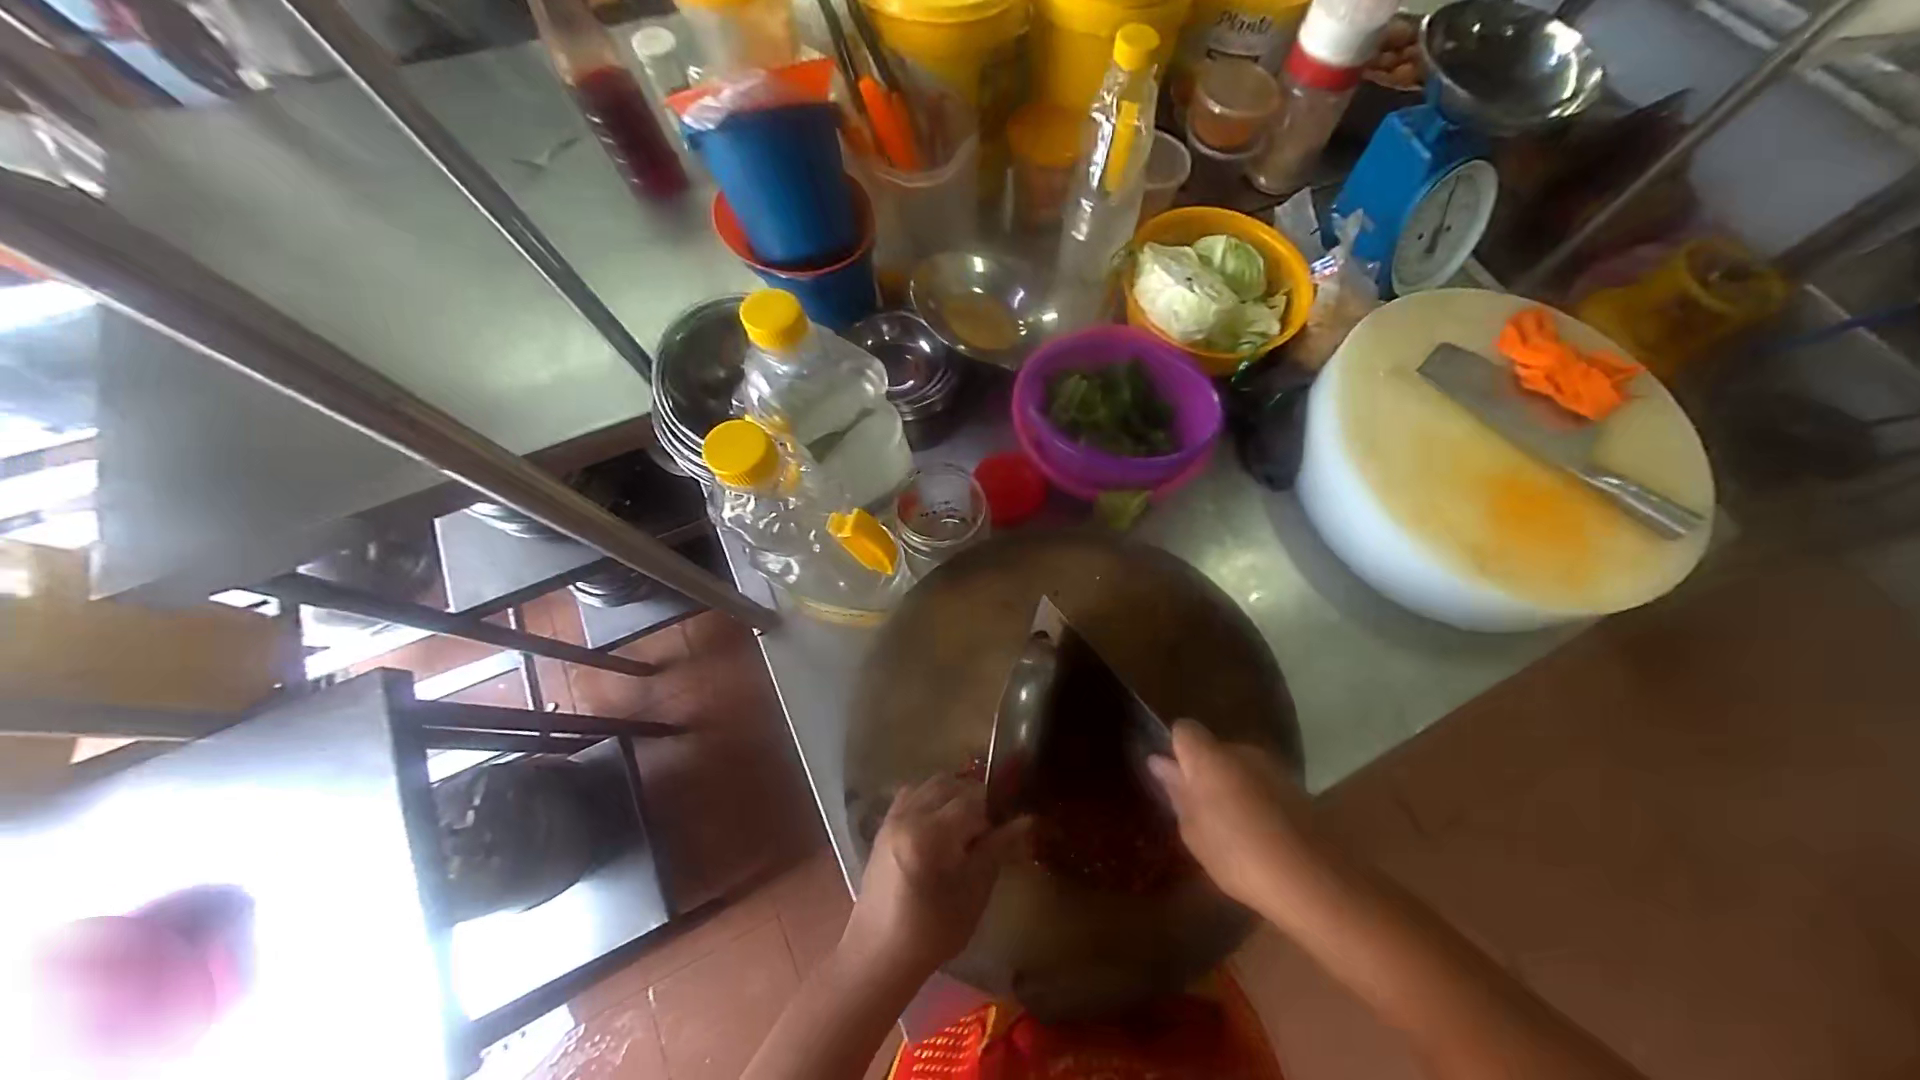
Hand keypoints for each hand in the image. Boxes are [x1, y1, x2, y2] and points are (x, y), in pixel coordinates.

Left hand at [840, 776, 1025, 981]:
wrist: (880, 952)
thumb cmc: (934, 930)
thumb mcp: (974, 892)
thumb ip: (998, 849)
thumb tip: (1026, 820)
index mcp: (931, 834)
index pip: (972, 800)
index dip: (992, 811)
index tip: (1002, 830)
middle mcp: (909, 815)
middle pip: (950, 784)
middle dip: (972, 799)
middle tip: (985, 829)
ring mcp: (892, 818)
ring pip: (929, 784)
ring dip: (951, 795)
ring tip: (962, 826)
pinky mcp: (883, 825)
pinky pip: (910, 795)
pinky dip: (929, 799)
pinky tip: (938, 826)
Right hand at [1148, 719, 1318, 910]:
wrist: (1315, 883)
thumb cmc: (1239, 856)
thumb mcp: (1193, 832)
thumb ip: (1177, 793)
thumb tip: (1160, 764)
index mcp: (1210, 757)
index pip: (1184, 730)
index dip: (1176, 750)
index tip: (1174, 781)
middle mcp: (1242, 752)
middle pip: (1214, 749)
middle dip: (1204, 772)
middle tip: (1199, 812)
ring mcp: (1274, 769)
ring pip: (1240, 767)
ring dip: (1232, 787)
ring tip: (1230, 830)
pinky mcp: (1299, 789)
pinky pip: (1263, 785)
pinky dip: (1256, 801)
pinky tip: (1259, 836)